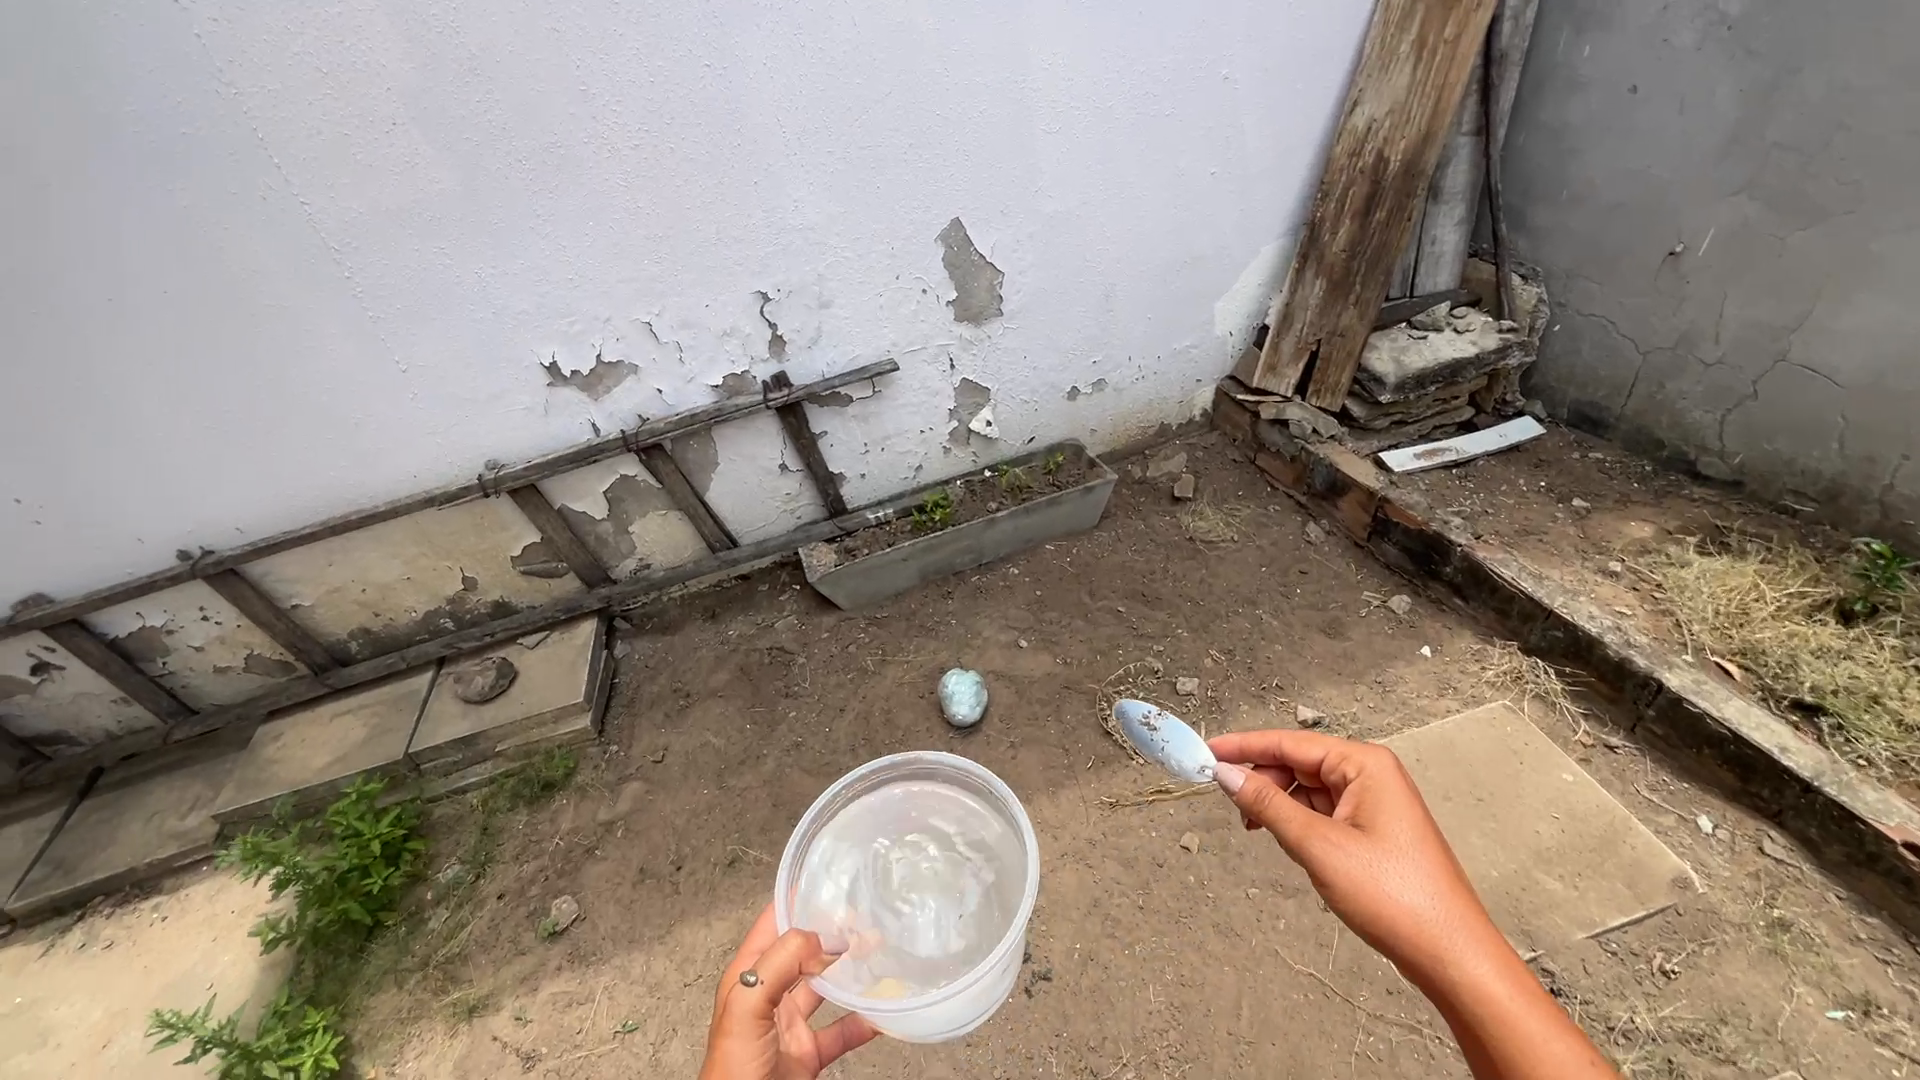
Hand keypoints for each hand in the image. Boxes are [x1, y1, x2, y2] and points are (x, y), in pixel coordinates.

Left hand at [698, 905, 878, 1079]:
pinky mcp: (807, 1055)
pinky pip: (841, 1031)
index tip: (833, 883)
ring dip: (851, 970)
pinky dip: (864, 1021)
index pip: (774, 922)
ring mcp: (789, 1025)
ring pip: (826, 987)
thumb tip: (821, 937)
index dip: (800, 900)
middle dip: (833, 931)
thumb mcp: (746, 1007)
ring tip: (878, 951)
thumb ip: (780, 963)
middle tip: (866, 916)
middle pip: (804, 950)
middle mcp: (769, 994)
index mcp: (748, 975)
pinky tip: (882, 1012)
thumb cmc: (731, 1074)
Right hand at [1206, 729, 1499, 986]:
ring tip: (1257, 828)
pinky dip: (1296, 821)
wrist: (1450, 955)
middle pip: (1297, 762)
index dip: (1244, 747)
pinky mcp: (1372, 829)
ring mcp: (1373, 802)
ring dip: (1277, 803)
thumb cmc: (1396, 897)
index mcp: (1364, 764)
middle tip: (1231, 804)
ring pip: (1306, 788)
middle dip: (1262, 780)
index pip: (1289, 742)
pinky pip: (1320, 810)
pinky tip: (1284, 839)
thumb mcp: (1317, 846)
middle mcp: (1370, 775)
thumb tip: (1227, 775)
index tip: (1207, 752)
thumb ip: (1267, 804)